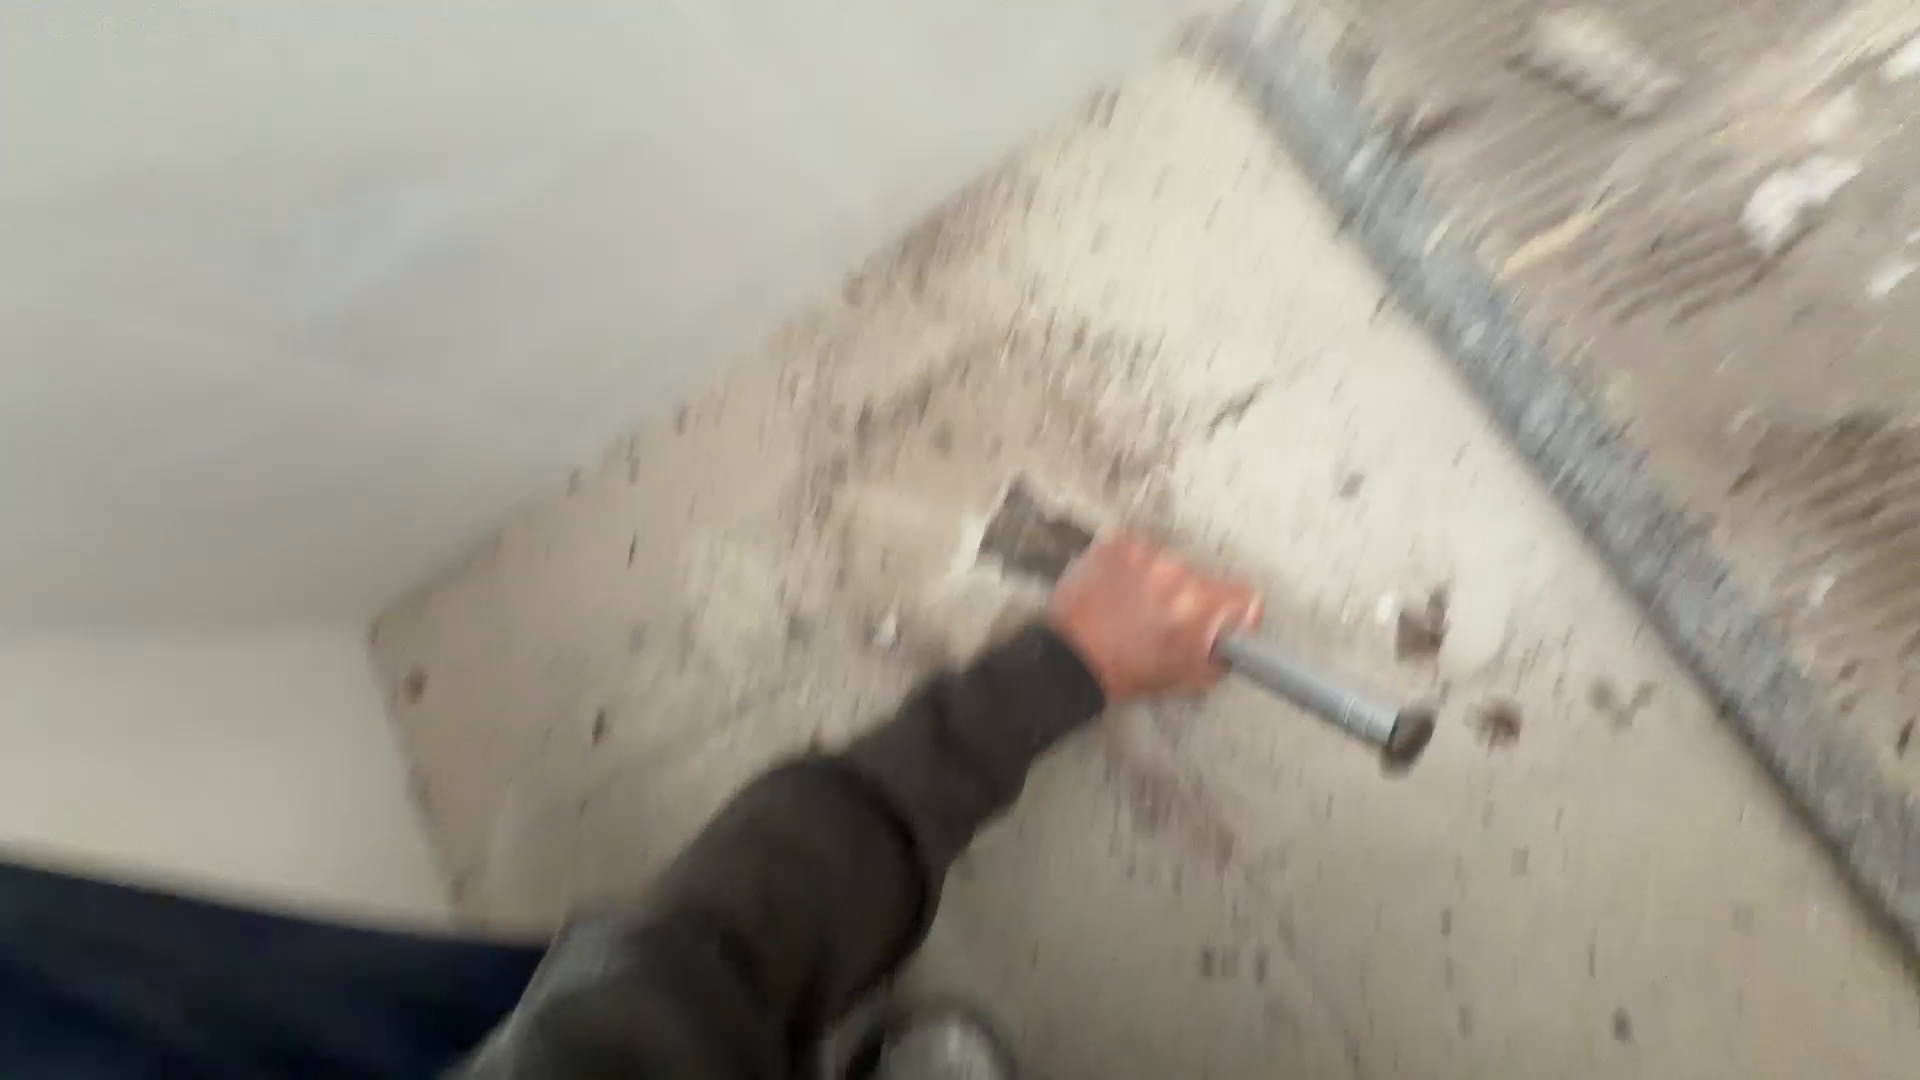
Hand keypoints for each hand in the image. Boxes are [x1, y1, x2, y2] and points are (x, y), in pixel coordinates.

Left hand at [1046, 531, 1263, 704]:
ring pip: (1167, 564)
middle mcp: (1174, 568)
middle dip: (1190, 598)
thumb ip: (1221, 657)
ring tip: (1134, 606)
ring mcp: (1142, 552)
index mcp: (1197, 602)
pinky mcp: (1115, 543)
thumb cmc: (1127, 670)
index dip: (1240, 613)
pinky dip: (1132, 569)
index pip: (1245, 594)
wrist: (1070, 658)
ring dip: (1159, 581)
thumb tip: (1234, 644)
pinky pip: (1137, 553)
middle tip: (1165, 619)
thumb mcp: (1187, 676)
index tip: (1227, 622)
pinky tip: (1117, 591)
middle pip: (1201, 579)